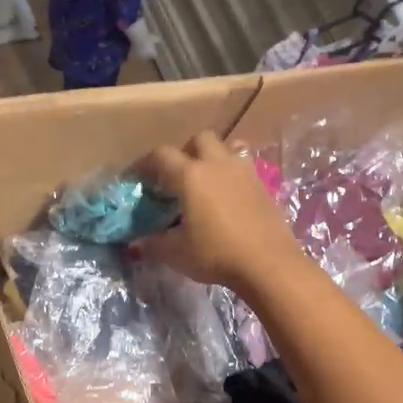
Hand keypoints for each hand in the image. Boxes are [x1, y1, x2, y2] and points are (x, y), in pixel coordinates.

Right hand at [135, 131, 302, 288]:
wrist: (267, 262)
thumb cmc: (215, 254)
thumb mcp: (176, 253)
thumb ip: (152, 244)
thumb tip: (134, 244)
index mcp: (190, 176)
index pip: (161, 156)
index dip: (143, 163)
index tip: (135, 177)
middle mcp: (217, 164)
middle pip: (198, 139)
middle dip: (183, 152)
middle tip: (175, 176)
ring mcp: (244, 171)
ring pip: (226, 147)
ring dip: (211, 158)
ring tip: (204, 182)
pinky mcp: (262, 185)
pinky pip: (242, 166)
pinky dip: (229, 175)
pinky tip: (226, 198)